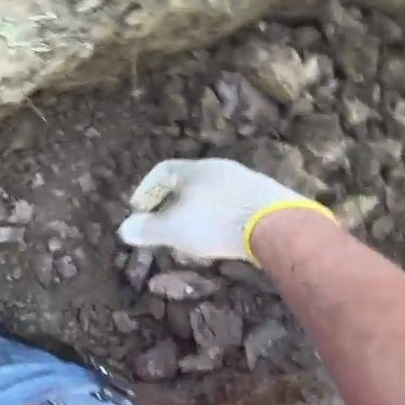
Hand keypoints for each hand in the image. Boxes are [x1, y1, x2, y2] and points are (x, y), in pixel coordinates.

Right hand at [117, 158, 331, 262]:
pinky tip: (222, 235)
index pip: (162, 171)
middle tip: (163, 222)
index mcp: (195, 170)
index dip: (146, 189)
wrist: (280, 227)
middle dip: (171, 202)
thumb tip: (124, 229)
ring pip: (212, 193)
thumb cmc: (216, 223)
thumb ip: (146, 229)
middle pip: (188, 182)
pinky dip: (220, 217)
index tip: (139, 210)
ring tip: (192, 233)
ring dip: (197, 211)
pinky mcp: (269, 197)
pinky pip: (234, 203)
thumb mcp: (173, 229)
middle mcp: (222, 169)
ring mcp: (248, 181)